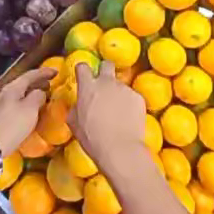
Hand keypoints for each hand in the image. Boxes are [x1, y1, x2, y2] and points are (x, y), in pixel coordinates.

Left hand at [0, 68, 49, 156]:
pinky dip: (22, 104)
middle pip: (21, 84)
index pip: (30, 75)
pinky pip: (11, 105)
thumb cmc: (12, 126)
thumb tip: (40, 92)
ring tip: (40, 99)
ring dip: (29, 95)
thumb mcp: (30, 109)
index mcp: (11, 88)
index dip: (44, 72)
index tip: (56, 72)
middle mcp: (2, 93)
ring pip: (16, 95)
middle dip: (36, 84)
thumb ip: (38, 96)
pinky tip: (26, 112)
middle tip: (50, 86)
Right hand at [71, 61, 151, 179]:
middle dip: (104, 70)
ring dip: (117, 94)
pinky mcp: (138, 97)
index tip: (83, 75)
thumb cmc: (92, 138)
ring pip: (120, 85)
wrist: (119, 148)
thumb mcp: (74, 123)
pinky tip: (127, 119)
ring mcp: (124, 89)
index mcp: (88, 87)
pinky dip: (129, 104)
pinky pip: (132, 97)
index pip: (83, 67)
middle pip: (106, 65)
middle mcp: (107, 83)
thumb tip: (78, 105)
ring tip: (117, 113)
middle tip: (103, 85)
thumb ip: (75, 108)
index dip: (82, 70)